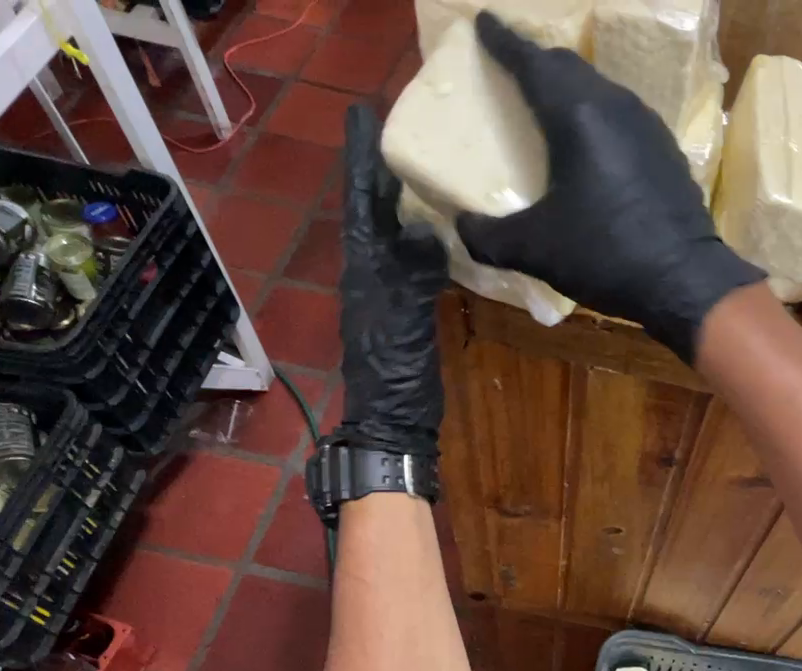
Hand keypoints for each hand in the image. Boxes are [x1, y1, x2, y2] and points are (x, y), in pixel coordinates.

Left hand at [333, 103, 449, 457]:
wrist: (394, 424)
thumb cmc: (394, 375)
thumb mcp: (402, 322)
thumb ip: (411, 273)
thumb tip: (423, 227)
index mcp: (363, 271)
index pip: (360, 204)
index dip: (361, 162)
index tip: (363, 116)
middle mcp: (369, 275)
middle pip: (373, 213)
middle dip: (380, 172)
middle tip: (401, 132)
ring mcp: (386, 295)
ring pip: (391, 235)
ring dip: (400, 201)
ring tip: (421, 168)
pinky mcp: (405, 312)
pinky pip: (411, 261)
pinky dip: (422, 237)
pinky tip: (441, 231)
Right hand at [455, 12, 764, 361]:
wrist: (684, 282)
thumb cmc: (605, 256)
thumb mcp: (534, 250)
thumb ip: (488, 236)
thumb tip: (462, 227)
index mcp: (578, 116)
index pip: (533, 62)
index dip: (504, 42)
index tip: (484, 24)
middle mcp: (615, 107)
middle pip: (569, 69)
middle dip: (538, 62)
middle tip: (513, 66)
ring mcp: (648, 128)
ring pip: (600, 92)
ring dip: (571, 91)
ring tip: (549, 105)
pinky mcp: (667, 153)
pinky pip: (623, 120)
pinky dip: (598, 120)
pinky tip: (592, 148)